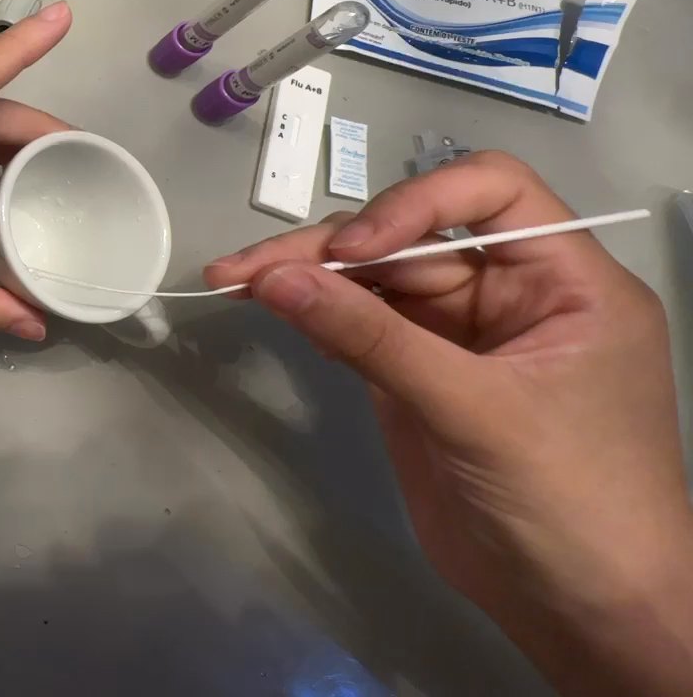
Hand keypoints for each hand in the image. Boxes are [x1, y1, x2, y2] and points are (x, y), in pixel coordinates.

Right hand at [205, 151, 692, 695]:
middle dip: (321, 249)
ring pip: (362, 276)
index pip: (491, 193)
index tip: (354, 251)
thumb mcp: (475, 410)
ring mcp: (449, 332)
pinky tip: (263, 305)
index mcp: (562, 285)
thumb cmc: (571, 501)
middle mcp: (504, 294)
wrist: (574, 610)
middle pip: (401, 236)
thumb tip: (272, 278)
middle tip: (243, 272)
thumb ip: (372, 338)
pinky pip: (345, 318)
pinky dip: (302, 308)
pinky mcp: (404, 367)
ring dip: (295, 274)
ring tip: (228, 282)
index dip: (416, 203)